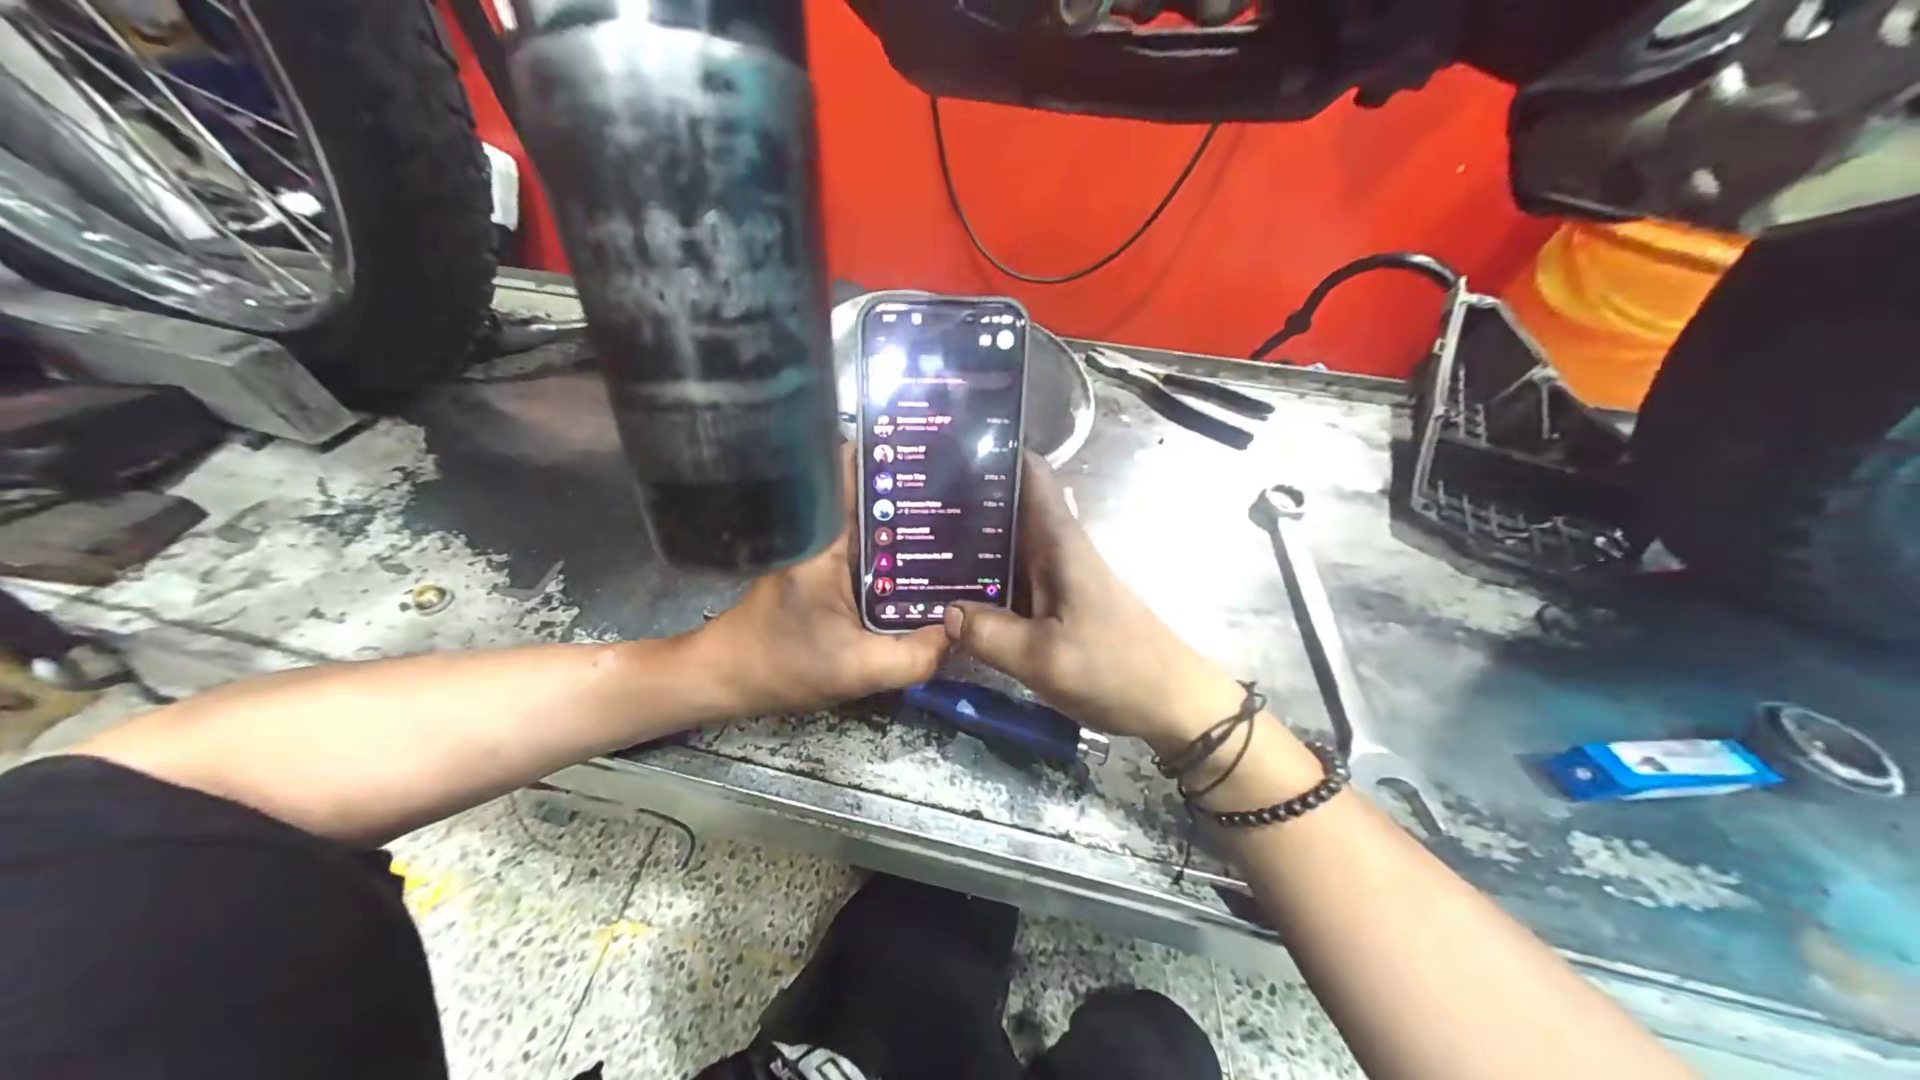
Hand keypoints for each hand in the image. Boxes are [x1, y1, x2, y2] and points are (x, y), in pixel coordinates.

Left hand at [698, 447, 947, 715]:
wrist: (730, 677)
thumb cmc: (784, 668)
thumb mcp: (856, 672)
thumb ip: (914, 657)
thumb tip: (960, 631)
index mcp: (824, 541)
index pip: (855, 470)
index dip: (897, 453)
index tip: (941, 450)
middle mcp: (823, 532)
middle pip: (872, 491)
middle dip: (916, 485)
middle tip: (970, 488)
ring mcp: (822, 546)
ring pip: (872, 517)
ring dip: (908, 515)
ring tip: (961, 515)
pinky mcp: (824, 563)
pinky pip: (867, 542)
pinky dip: (894, 544)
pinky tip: (928, 555)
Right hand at [940, 453, 1252, 751]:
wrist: (1170, 702)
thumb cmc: (1114, 668)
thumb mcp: (1044, 658)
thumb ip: (989, 633)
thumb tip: (943, 612)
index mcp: (1058, 540)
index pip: (1030, 471)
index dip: (992, 449)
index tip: (944, 444)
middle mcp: (1055, 547)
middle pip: (1006, 505)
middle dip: (962, 497)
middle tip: (907, 499)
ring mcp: (1055, 575)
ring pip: (1004, 543)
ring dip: (967, 540)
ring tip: (912, 538)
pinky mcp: (1054, 602)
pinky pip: (1009, 578)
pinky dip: (980, 577)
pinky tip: (946, 588)